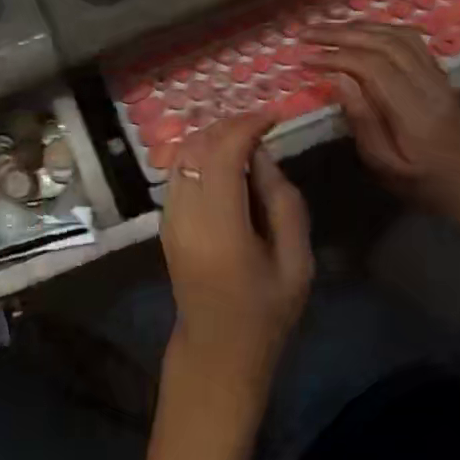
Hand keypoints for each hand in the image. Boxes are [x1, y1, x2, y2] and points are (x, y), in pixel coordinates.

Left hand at [160, 113, 312, 385]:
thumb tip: (262, 156)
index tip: (271, 116)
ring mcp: (168, 216)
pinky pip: (176, 174)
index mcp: (219, 226)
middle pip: (194, 150)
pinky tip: (223, 159)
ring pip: (180, 158)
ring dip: (208, 139)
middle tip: (259, 123)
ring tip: (244, 136)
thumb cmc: (267, 309)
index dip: (243, 129)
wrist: (218, 343)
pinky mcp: (164, 221)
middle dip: (225, 128)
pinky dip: (197, 156)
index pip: (220, 157)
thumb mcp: (295, 261)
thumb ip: (282, 203)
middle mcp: (183, 214)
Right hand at [303, 23, 459, 229]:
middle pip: (385, 44)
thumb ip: (361, 120)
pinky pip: (412, 42)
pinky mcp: (441, 77)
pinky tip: (359, 33)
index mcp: (414, 110)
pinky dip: (380, 30)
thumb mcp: (383, 164)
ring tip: (326, 29)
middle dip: (341, 34)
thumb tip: (337, 79)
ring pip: (400, 36)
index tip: (304, 59)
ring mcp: (439, 79)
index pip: (372, 67)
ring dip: (359, 27)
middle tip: (305, 34)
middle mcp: (430, 86)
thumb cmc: (422, 182)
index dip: (335, 57)